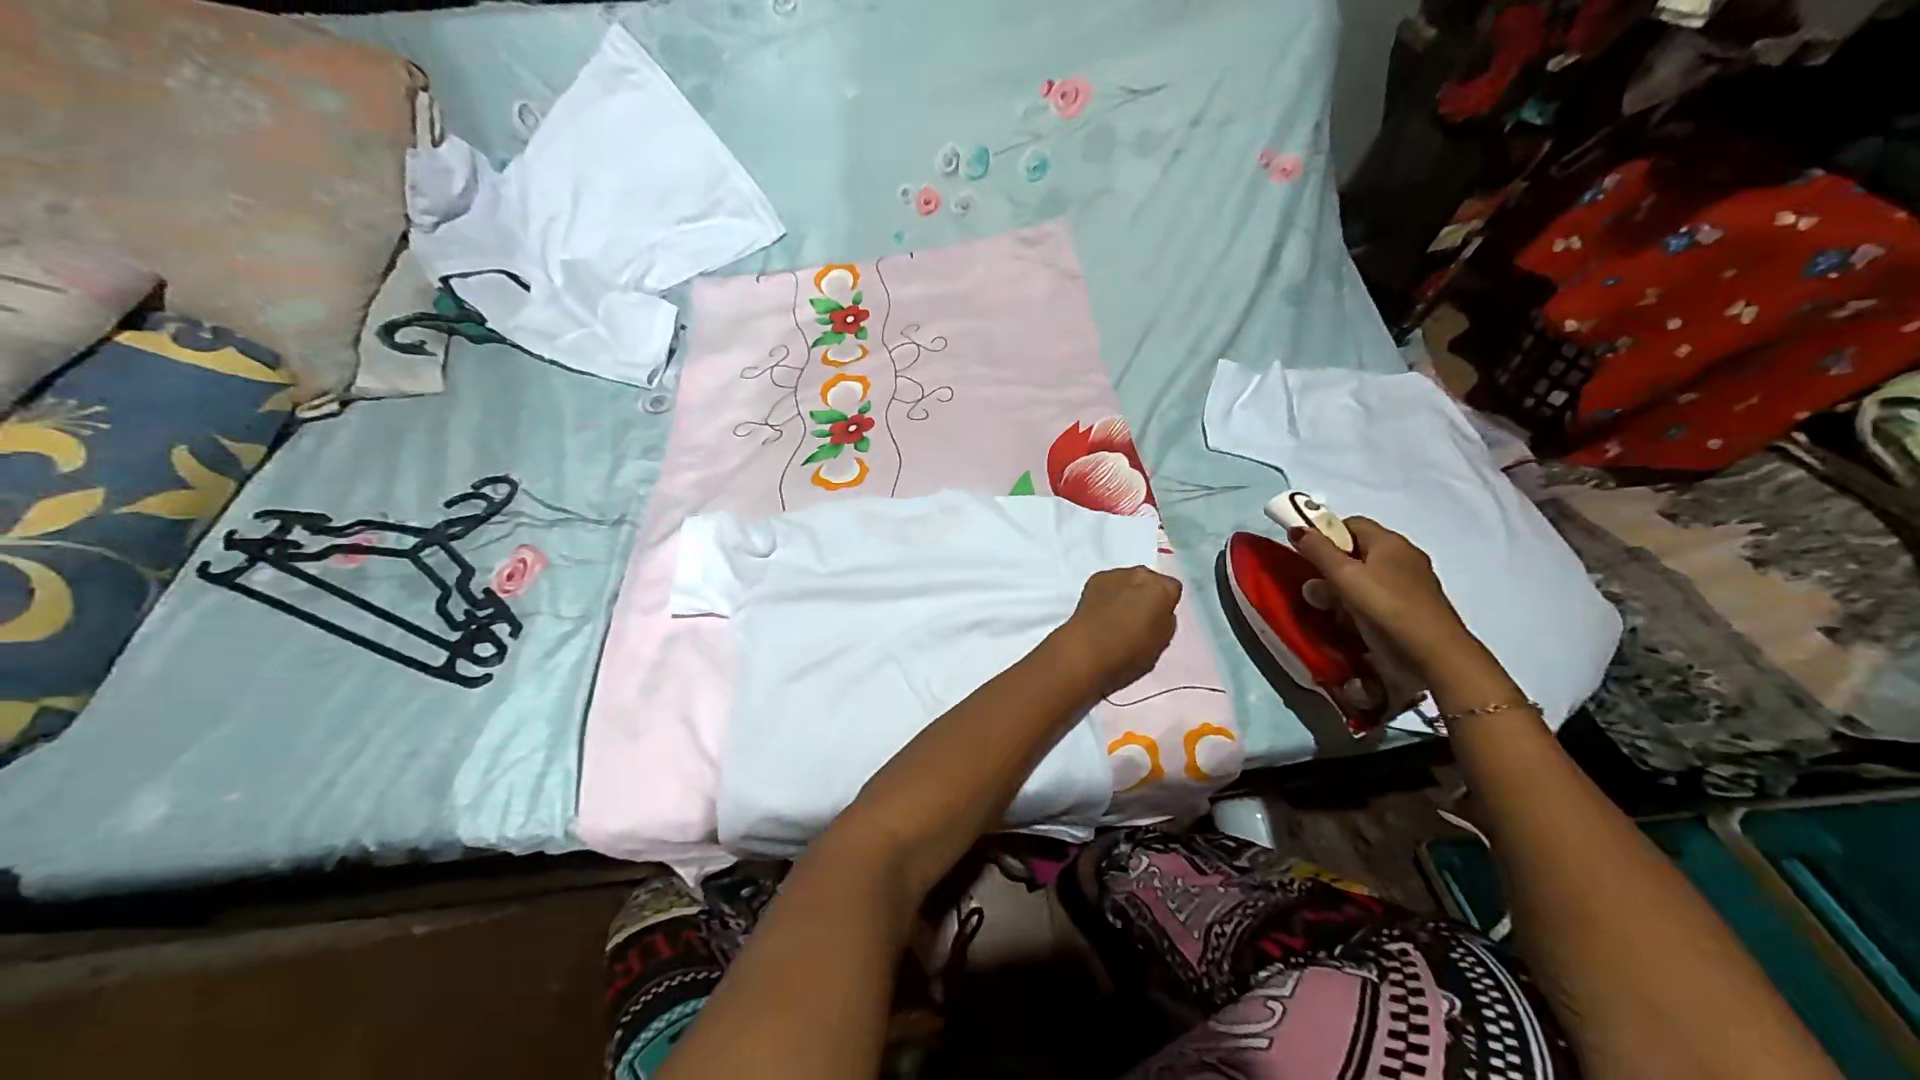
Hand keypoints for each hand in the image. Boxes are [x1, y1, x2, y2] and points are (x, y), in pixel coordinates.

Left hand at [1055, 566, 1181, 696]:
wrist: (1088, 650)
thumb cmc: (1131, 653)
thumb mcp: (1162, 642)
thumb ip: (1164, 621)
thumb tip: (1158, 613)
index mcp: (1164, 589)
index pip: (1172, 590)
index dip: (1165, 606)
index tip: (1156, 620)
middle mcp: (1142, 574)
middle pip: (1149, 581)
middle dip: (1145, 595)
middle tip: (1136, 618)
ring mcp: (1116, 574)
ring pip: (1128, 581)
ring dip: (1125, 593)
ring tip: (1115, 617)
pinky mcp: (1094, 579)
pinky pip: (1108, 585)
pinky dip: (1107, 595)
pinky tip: (1100, 613)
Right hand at [1287, 517, 1478, 674]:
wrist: (1434, 656)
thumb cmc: (1386, 607)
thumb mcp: (1345, 576)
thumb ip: (1318, 551)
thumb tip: (1296, 528)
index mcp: (1390, 543)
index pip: (1351, 524)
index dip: (1325, 535)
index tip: (1307, 556)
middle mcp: (1402, 559)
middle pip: (1355, 554)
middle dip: (1329, 571)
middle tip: (1316, 591)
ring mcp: (1408, 586)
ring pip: (1363, 580)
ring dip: (1340, 594)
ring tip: (1330, 612)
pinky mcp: (1409, 611)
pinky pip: (1375, 601)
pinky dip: (1358, 609)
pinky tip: (1350, 625)